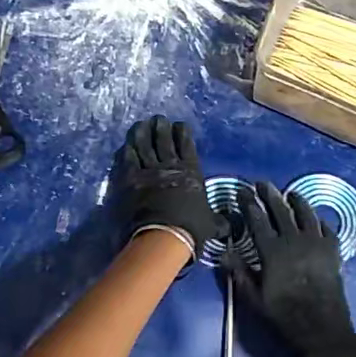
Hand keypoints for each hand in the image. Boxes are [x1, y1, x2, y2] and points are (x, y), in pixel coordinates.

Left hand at [114, 116, 220, 256]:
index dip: (181, 131)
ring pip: (143, 144)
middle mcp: (170, 165)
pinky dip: (127, 150)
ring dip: (141, 133)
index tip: (177, 124)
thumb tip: (229, 226)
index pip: (186, 142)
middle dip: (160, 126)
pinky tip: (126, 145)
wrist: (164, 236)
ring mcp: (148, 170)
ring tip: (140, 125)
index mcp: (191, 170)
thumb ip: (218, 220)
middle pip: (163, 138)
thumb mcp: (210, 223)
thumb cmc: (190, 229)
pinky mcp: (129, 179)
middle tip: (157, 119)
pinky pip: (127, 158)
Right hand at [235, 182, 355, 356]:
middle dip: (269, 194)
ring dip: (297, 200)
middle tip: (262, 183)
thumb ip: (240, 273)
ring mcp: (316, 243)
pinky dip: (319, 220)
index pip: (257, 220)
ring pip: (305, 214)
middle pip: (280, 210)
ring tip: (290, 193)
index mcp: (272, 251)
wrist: (322, 328)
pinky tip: (315, 218)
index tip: (242, 191)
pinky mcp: (333, 251)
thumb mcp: (255, 299)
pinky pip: (326, 228)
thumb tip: (224, 253)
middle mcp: (294, 240)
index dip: (249, 203)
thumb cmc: (284, 315)